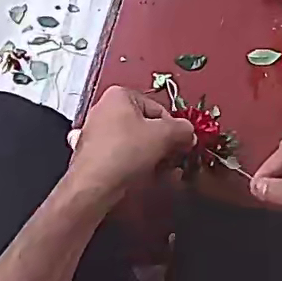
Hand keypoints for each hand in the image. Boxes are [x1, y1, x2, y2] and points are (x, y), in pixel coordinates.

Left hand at [67, 86, 196, 197]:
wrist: (93, 185)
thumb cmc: (126, 152)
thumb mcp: (164, 136)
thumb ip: (182, 129)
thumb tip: (189, 131)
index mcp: (119, 95)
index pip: (159, 109)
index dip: (173, 128)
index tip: (181, 145)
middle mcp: (104, 108)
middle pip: (146, 125)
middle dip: (162, 143)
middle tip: (172, 158)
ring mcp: (95, 131)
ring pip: (134, 141)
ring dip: (150, 155)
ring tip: (159, 170)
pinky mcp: (92, 153)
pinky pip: (120, 154)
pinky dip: (132, 162)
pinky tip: (139, 174)